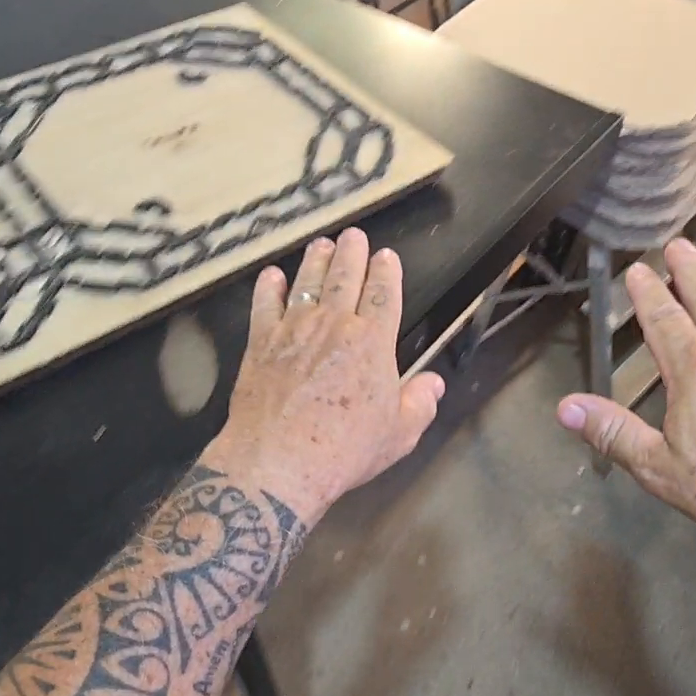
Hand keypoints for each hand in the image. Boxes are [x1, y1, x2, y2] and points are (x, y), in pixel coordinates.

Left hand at [205, 227, 445, 523]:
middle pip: (345, 278)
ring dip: (316, 261)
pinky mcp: (261, 343)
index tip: (386, 256)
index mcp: (373, 344)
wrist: (279, 460)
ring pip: (307, 283)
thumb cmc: (345, 450)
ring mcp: (294, 330)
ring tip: (321, 244)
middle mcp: (334, 326)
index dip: (386, 272)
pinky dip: (270, 288)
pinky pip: (265, 305)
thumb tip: (433, 384)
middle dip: (352, 253)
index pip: (384, 295)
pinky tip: (273, 277)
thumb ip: (419, 404)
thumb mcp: (398, 435)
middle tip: (353, 236)